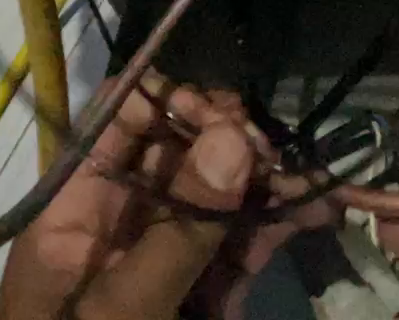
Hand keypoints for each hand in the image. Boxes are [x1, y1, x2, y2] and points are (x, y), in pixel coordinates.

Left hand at [0, 78, 330, 319]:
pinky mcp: (210, 290)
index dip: (167, 101)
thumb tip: (234, 135)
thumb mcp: (118, 318)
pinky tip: (320, 205)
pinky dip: (283, 220)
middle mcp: (126, 220)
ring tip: (311, 176)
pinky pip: (247, 238)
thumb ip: (177, 231)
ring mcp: (173, 253)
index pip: (118, 123)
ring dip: (271, 176)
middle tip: (270, 151)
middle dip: (231, 136)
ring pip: (224, 188)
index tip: (220, 111)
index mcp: (78, 213)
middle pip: (182, 147)